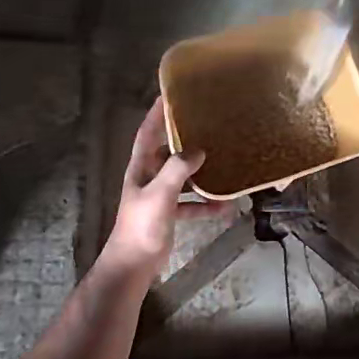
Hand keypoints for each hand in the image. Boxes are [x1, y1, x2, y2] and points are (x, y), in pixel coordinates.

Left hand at [98, 98, 212, 280]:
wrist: (134, 264)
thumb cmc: (142, 226)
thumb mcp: (160, 194)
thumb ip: (178, 170)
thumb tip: (198, 150)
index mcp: (140, 168)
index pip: (147, 133)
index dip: (156, 113)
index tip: (168, 94)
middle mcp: (148, 177)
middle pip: (168, 152)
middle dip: (184, 139)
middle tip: (207, 125)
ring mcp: (159, 196)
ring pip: (183, 177)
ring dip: (200, 173)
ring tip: (223, 162)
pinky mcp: (169, 214)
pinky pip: (190, 203)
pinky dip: (205, 204)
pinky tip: (224, 205)